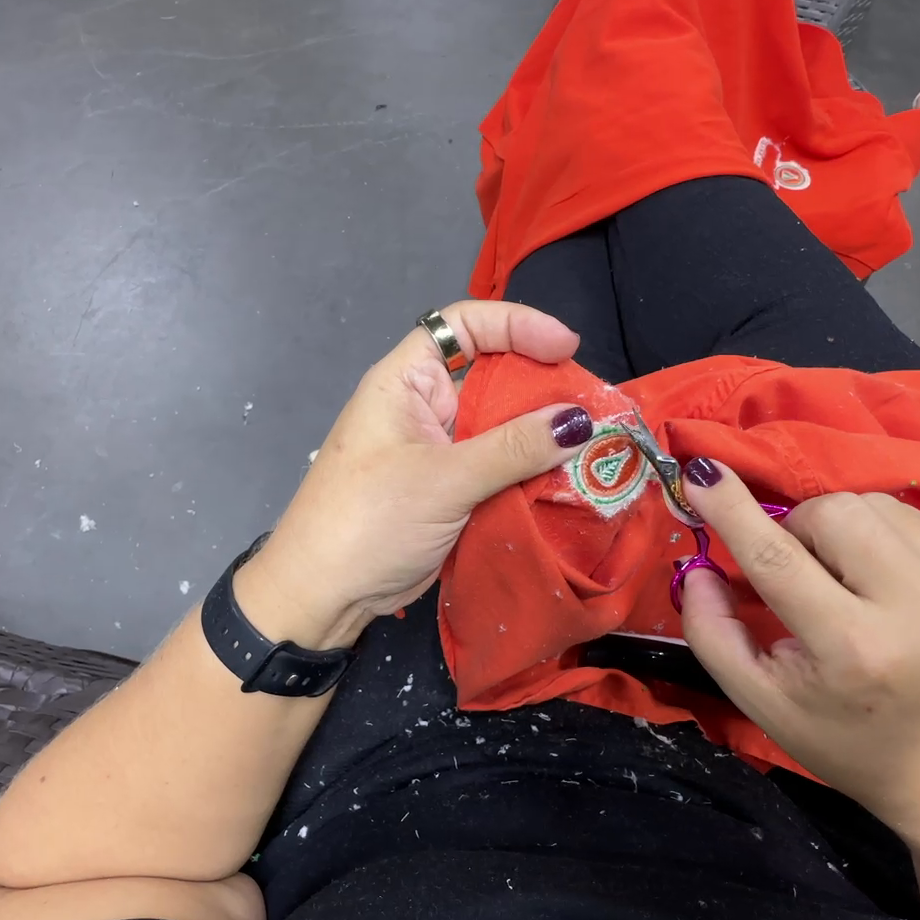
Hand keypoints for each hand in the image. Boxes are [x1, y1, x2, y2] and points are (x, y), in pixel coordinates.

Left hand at [235, 301, 593, 650]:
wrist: (326, 594)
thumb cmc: (370, 519)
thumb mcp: (443, 479)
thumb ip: (513, 448)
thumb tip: (580, 421)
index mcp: (406, 382)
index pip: (464, 327)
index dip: (517, 325)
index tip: (566, 346)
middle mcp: (424, 408)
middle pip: (493, 376)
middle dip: (541, 386)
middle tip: (593, 407)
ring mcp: (439, 451)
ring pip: (501, 427)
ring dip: (541, 436)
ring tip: (594, 445)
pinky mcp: (451, 491)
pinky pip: (499, 469)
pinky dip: (531, 472)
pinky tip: (568, 479)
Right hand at [676, 457, 919, 822]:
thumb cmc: (843, 741)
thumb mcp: (759, 701)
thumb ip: (712, 632)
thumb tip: (698, 568)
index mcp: (853, 649)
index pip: (778, 559)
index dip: (732, 510)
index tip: (699, 473)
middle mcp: (917, 610)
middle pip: (833, 514)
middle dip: (797, 531)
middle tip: (797, 575)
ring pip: (872, 504)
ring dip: (837, 528)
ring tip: (840, 577)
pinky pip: (910, 515)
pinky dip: (877, 531)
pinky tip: (877, 576)